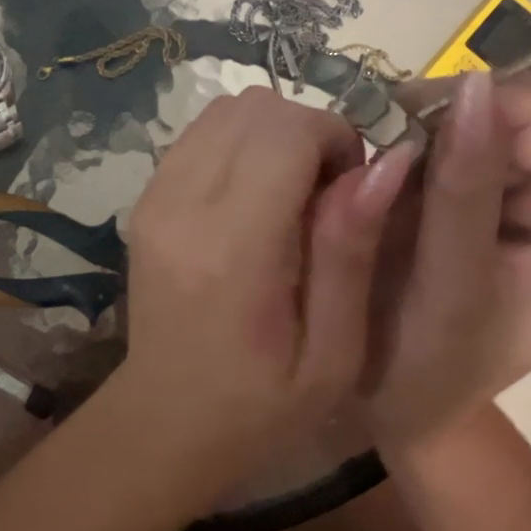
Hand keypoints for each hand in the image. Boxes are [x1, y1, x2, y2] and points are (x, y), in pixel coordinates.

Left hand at [116, 86, 417, 466]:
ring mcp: (153, 196)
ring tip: (294, 191)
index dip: (335, 138)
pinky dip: (239, 143)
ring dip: (273, 133)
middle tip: (329, 191)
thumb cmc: (264, 407)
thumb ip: (351, 250)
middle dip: (307, 131)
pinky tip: (255, 196)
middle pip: (254, 108)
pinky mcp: (143, 197)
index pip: (285, 132)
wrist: (167, 421)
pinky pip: (200, 133)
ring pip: (224, 110)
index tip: (354, 186)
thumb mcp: (334, 353)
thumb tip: (387, 161)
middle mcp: (181, 205)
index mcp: (232, 248)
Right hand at [362, 0, 530, 450]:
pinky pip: (414, 117)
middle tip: (416, 162)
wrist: (374, 398)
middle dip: (475, 112)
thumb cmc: (433, 364)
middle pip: (526, 102)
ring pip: (464, 101)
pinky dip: (390, 125)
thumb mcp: (457, 289)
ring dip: (424, 119)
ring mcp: (475, 174)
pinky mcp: (421, 169)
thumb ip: (467, 193)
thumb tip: (478, 83)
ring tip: (381, 177)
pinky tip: (366, 161)